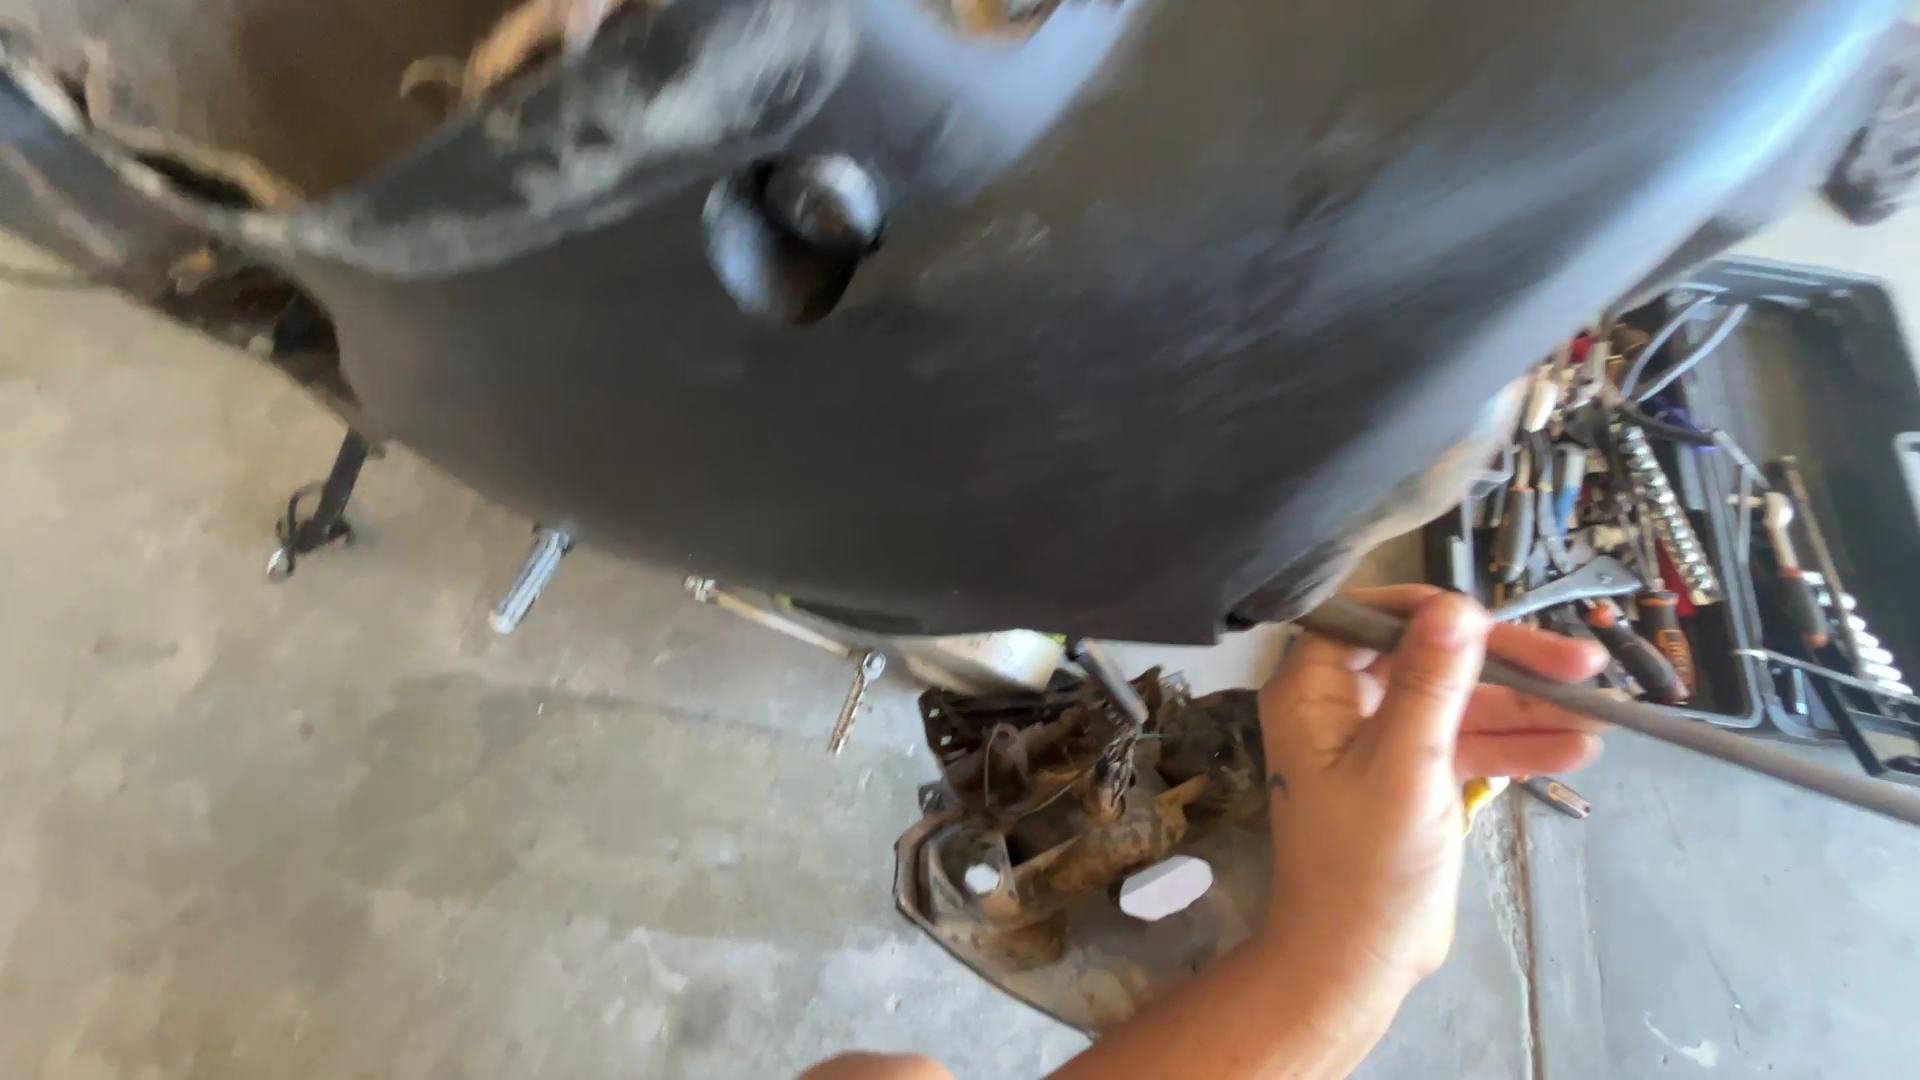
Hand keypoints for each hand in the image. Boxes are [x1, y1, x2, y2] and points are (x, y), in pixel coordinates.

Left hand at [1256, 586, 1608, 1005]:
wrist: (1357, 955)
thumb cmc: (1366, 860)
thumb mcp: (1404, 764)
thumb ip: (1430, 684)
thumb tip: (1452, 608)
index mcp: (1310, 690)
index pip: (1363, 622)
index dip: (1426, 613)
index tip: (1492, 618)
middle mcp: (1338, 704)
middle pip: (1419, 659)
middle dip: (1496, 662)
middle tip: (1580, 665)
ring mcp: (1375, 739)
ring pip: (1449, 702)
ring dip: (1518, 707)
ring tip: (1598, 713)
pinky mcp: (1408, 773)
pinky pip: (1460, 743)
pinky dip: (1510, 746)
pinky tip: (1574, 749)